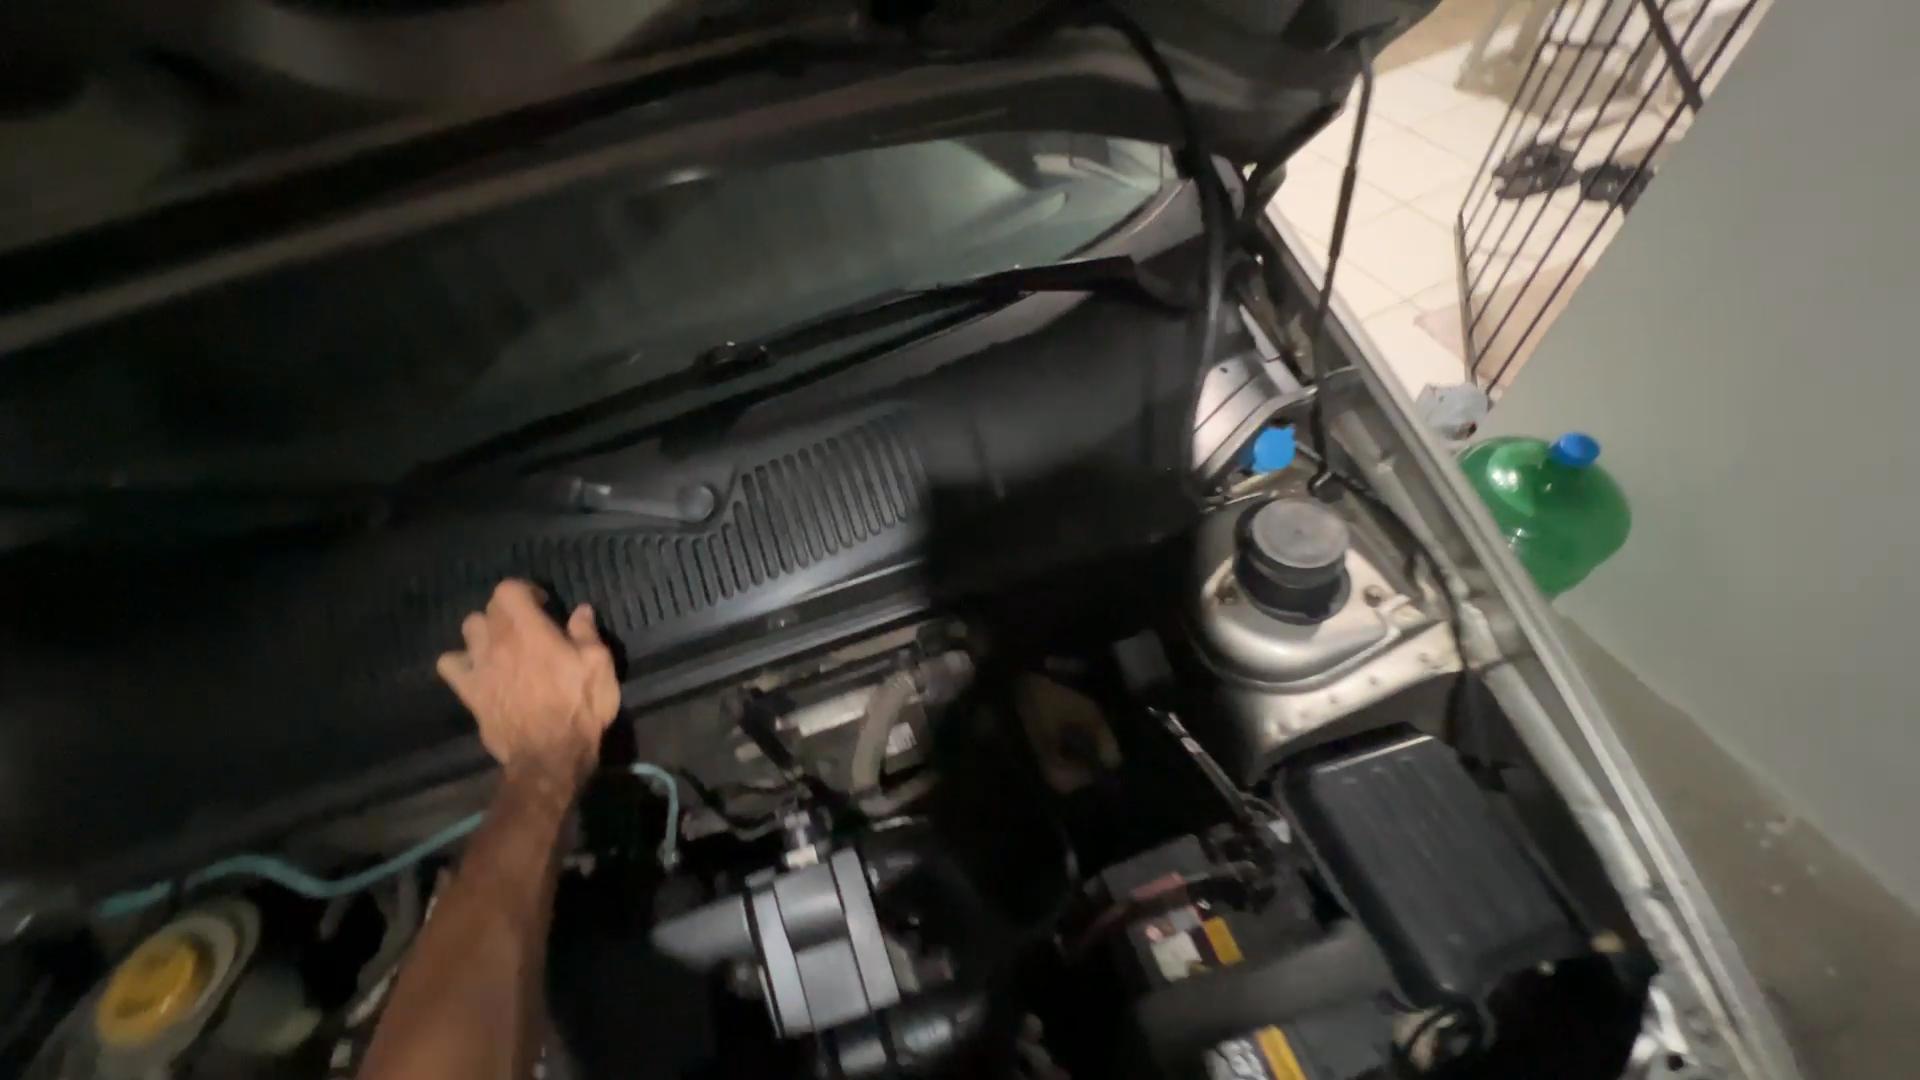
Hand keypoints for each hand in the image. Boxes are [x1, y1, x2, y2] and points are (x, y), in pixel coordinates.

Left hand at [436, 580, 620, 789]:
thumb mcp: (599, 664)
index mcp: (531, 630)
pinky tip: (479, 667)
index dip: (525, 589)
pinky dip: (461, 660)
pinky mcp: (470, 692)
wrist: (550, 754)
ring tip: (505, 644)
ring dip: (486, 630)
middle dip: (510, 610)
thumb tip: (581, 610)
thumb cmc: (581, 705)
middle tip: (531, 625)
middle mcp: (498, 642)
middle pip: (489, 608)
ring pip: (469, 630)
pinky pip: (449, 664)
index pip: (508, 589)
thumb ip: (587, 632)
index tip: (545, 604)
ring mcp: (479, 667)